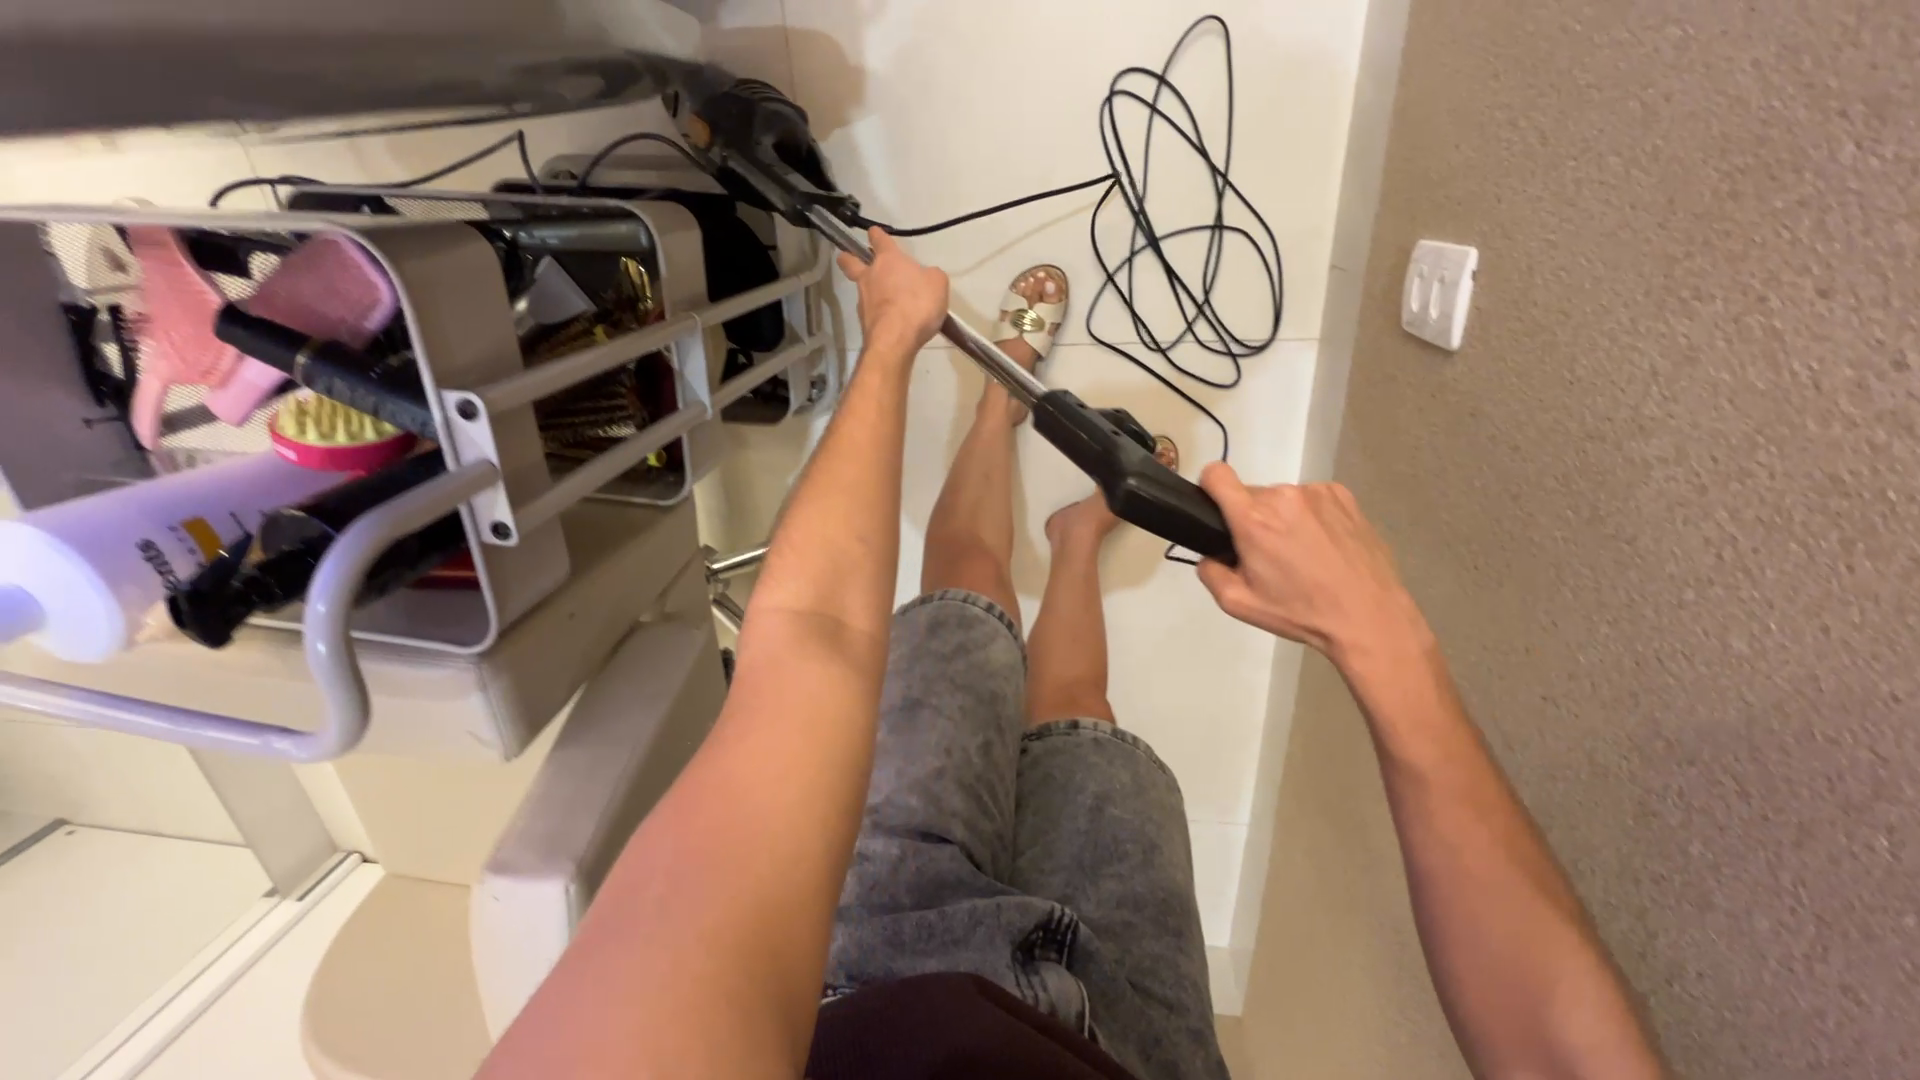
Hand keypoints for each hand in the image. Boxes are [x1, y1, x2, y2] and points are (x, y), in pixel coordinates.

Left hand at [838, 228, 948, 351]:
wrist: (895, 340)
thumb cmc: (918, 304)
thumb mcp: (938, 283)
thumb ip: (930, 276)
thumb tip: (925, 277)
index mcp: (888, 260)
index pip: (879, 239)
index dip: (877, 235)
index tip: (874, 233)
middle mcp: (870, 276)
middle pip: (850, 261)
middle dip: (848, 257)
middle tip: (853, 259)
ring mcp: (863, 300)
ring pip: (862, 288)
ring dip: (871, 290)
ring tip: (890, 301)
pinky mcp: (864, 322)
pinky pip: (871, 312)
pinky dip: (879, 313)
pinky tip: (892, 320)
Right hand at [1196, 462, 1432, 669]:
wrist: (1368, 615)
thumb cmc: (1300, 612)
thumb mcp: (1238, 604)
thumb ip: (1209, 573)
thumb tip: (1210, 554)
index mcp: (1253, 519)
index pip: (1216, 474)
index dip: (1210, 489)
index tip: (1216, 511)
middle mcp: (1283, 495)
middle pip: (1250, 494)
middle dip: (1250, 519)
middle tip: (1268, 555)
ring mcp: (1316, 492)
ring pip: (1281, 498)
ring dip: (1281, 518)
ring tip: (1302, 554)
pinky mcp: (1342, 496)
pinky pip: (1310, 499)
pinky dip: (1308, 516)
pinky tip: (1323, 545)